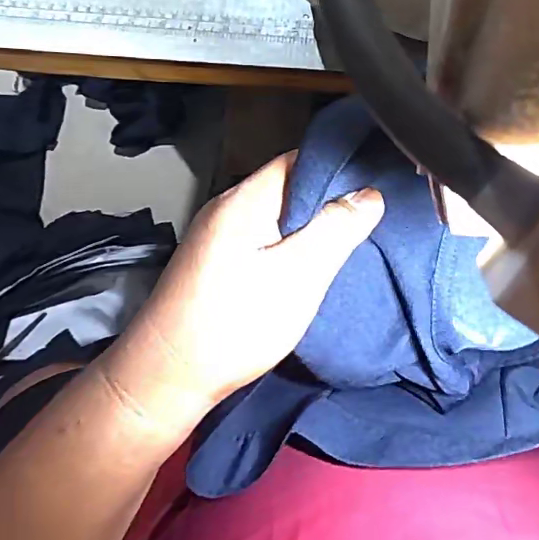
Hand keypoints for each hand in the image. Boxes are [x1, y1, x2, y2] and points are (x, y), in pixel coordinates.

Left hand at [92, 152, 383, 439]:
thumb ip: (336, 229)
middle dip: (330, 200)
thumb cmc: (233, 326)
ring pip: (280, 213)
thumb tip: (369, 194)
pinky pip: (266, 235)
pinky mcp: (216, 260)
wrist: (164, 380)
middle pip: (291, 185)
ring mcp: (218, 234)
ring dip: (311, 225)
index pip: (301, 159)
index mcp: (245, 200)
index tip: (374, 188)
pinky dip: (291, 244)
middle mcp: (227, 208)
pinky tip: (308, 267)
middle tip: (366, 223)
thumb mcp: (299, 275)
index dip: (340, 168)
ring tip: (344, 246)